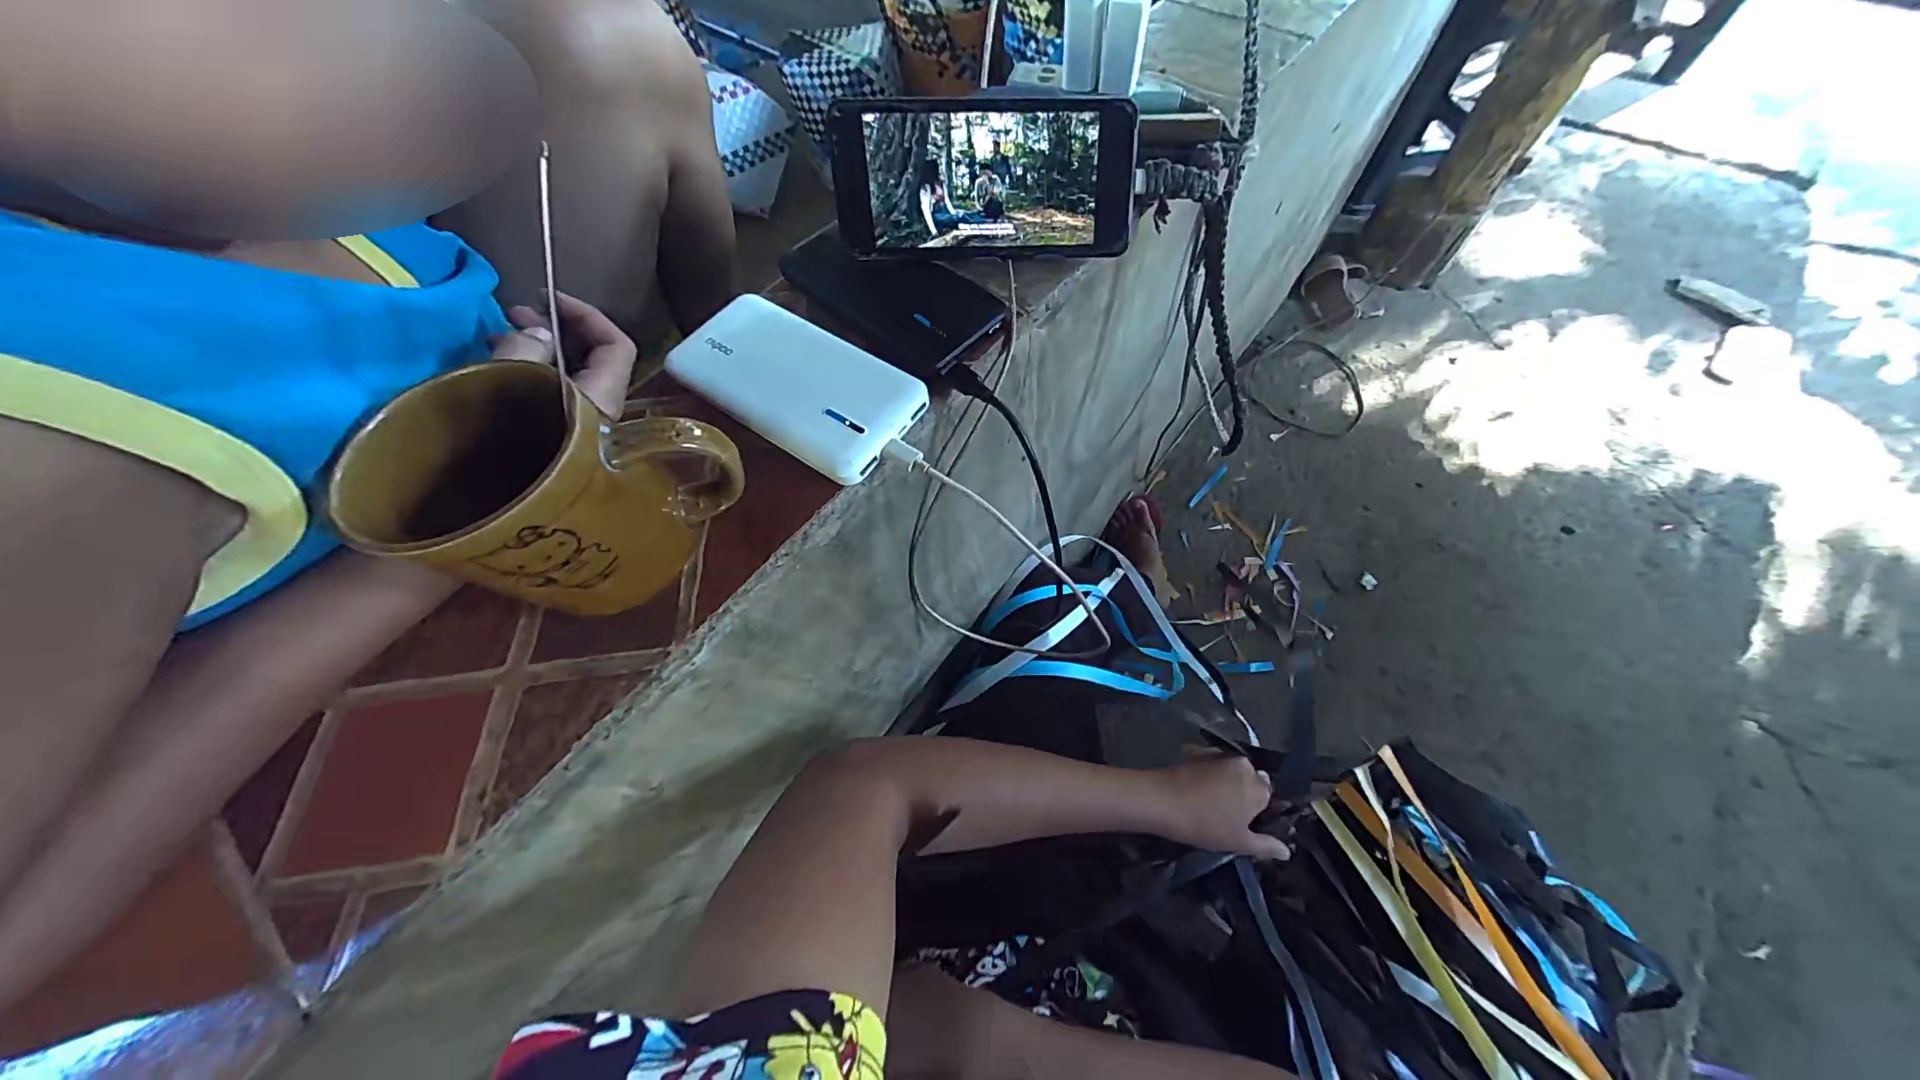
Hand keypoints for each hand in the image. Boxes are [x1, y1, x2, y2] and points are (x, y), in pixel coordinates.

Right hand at [489, 292, 638, 417]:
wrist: (506, 500)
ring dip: (541, 348)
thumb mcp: (513, 378)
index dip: (586, 315)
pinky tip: (501, 361)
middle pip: (594, 358)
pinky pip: (555, 390)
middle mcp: (601, 409)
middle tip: (516, 313)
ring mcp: (582, 422)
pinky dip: (535, 371)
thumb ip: (529, 347)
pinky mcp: (561, 430)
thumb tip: (541, 332)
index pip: (617, 345)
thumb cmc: (513, 431)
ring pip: (572, 373)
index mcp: (604, 396)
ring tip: (501, 334)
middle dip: (558, 328)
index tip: (547, 298)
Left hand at [1153, 753, 1290, 860]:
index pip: (1269, 794)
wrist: (1163, 800)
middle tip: (1227, 810)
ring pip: (1229, 767)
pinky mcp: (1196, 751)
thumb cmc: (1206, 824)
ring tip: (1209, 797)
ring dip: (1224, 778)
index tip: (1246, 819)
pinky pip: (1208, 760)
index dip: (1258, 807)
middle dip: (1243, 790)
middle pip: (1250, 777)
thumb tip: (1287, 851)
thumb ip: (1266, 845)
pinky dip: (1205, 768)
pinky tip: (1195, 781)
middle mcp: (1244, 765)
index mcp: (1259, 787)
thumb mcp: (1239, 842)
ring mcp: (1219, 754)